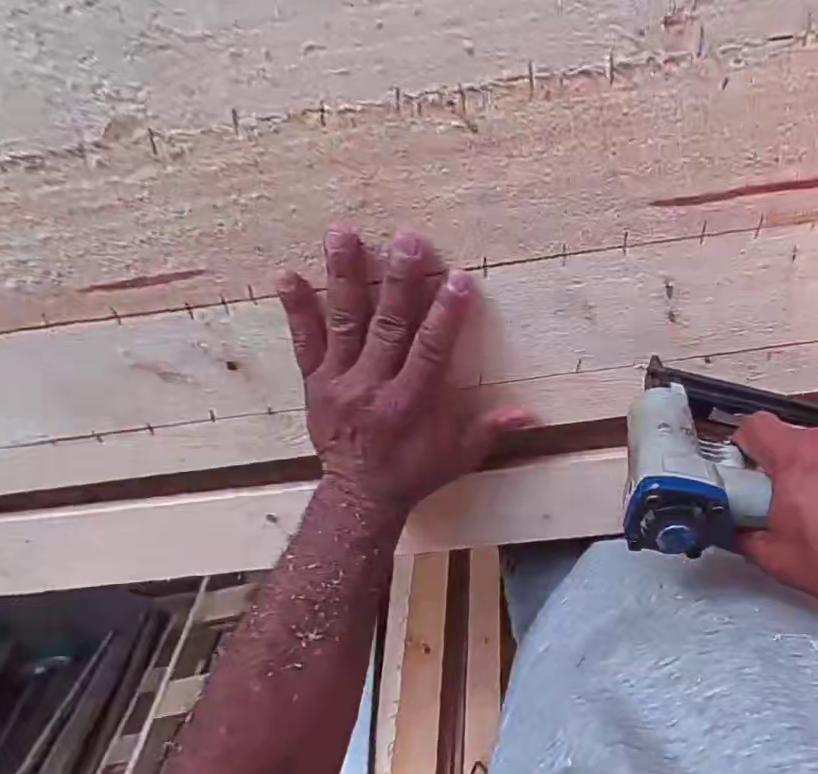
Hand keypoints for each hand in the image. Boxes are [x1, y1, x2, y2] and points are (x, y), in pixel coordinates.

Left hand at [275, 227, 531, 518]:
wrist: (360, 496)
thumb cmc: (414, 474)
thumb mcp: (458, 457)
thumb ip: (490, 430)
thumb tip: (530, 415)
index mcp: (410, 404)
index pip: (431, 350)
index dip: (446, 315)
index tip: (458, 279)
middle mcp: (373, 387)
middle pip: (389, 327)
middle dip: (401, 283)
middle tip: (408, 240)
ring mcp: (340, 382)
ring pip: (344, 323)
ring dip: (345, 278)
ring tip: (343, 233)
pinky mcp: (315, 384)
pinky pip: (305, 344)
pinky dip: (297, 310)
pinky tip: (287, 275)